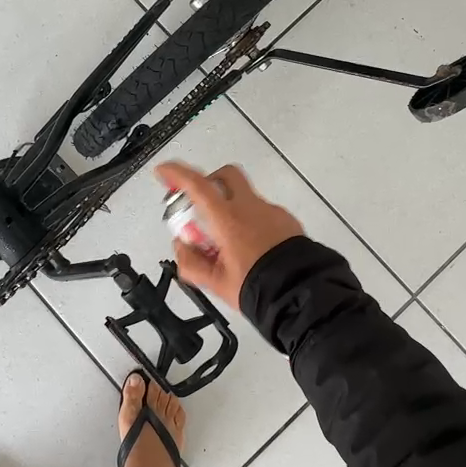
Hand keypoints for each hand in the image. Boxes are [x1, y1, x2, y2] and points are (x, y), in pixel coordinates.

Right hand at [155, 161, 303, 310]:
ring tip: (227, 242)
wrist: (302, 295)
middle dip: (209, 181)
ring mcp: (271, 212)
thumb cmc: (259, 288)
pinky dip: (251, 222)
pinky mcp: (287, 221)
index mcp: (228, 220)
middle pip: (225, 175)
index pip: (197, 185)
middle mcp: (250, 208)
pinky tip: (251, 248)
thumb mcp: (216, 283)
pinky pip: (262, 213)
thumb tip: (182, 248)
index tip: (164, 172)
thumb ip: (191, 263)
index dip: (177, 174)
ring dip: (231, 208)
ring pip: (244, 197)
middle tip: (200, 203)